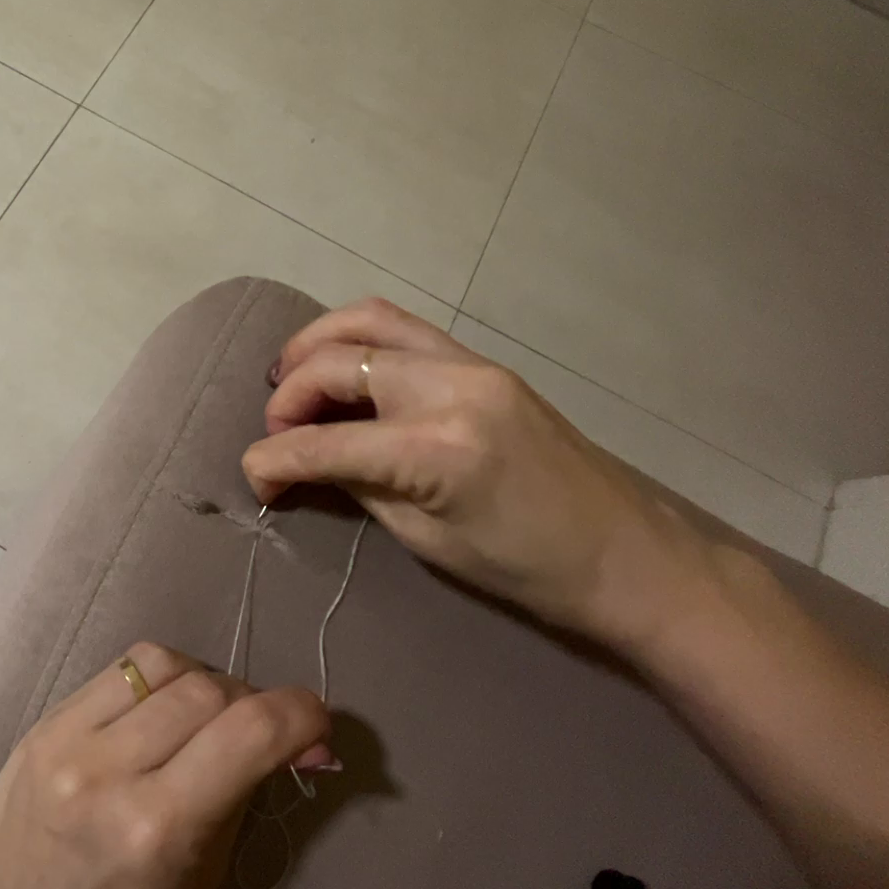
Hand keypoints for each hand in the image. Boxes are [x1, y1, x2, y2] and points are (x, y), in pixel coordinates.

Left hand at [0, 643, 330, 888]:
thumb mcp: (203, 871)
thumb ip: (247, 791)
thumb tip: (307, 739)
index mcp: (154, 828)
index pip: (245, 734)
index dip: (298, 715)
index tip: (316, 719)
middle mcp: (106, 772)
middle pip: (206, 690)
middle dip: (248, 702)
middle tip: (258, 729)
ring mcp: (65, 739)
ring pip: (160, 663)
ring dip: (201, 680)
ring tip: (206, 714)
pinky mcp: (43, 719)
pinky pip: (117, 666)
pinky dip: (155, 678)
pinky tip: (160, 707)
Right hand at [241, 298, 711, 646]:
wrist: (634, 557)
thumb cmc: (527, 569)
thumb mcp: (423, 537)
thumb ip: (354, 484)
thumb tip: (297, 462)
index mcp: (434, 449)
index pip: (321, 441)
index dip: (272, 459)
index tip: (254, 479)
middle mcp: (448, 387)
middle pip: (334, 363)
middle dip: (286, 396)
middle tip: (276, 433)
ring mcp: (470, 364)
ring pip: (366, 320)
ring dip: (313, 346)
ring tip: (289, 379)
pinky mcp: (482, 361)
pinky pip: (400, 329)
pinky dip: (354, 342)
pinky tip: (341, 374)